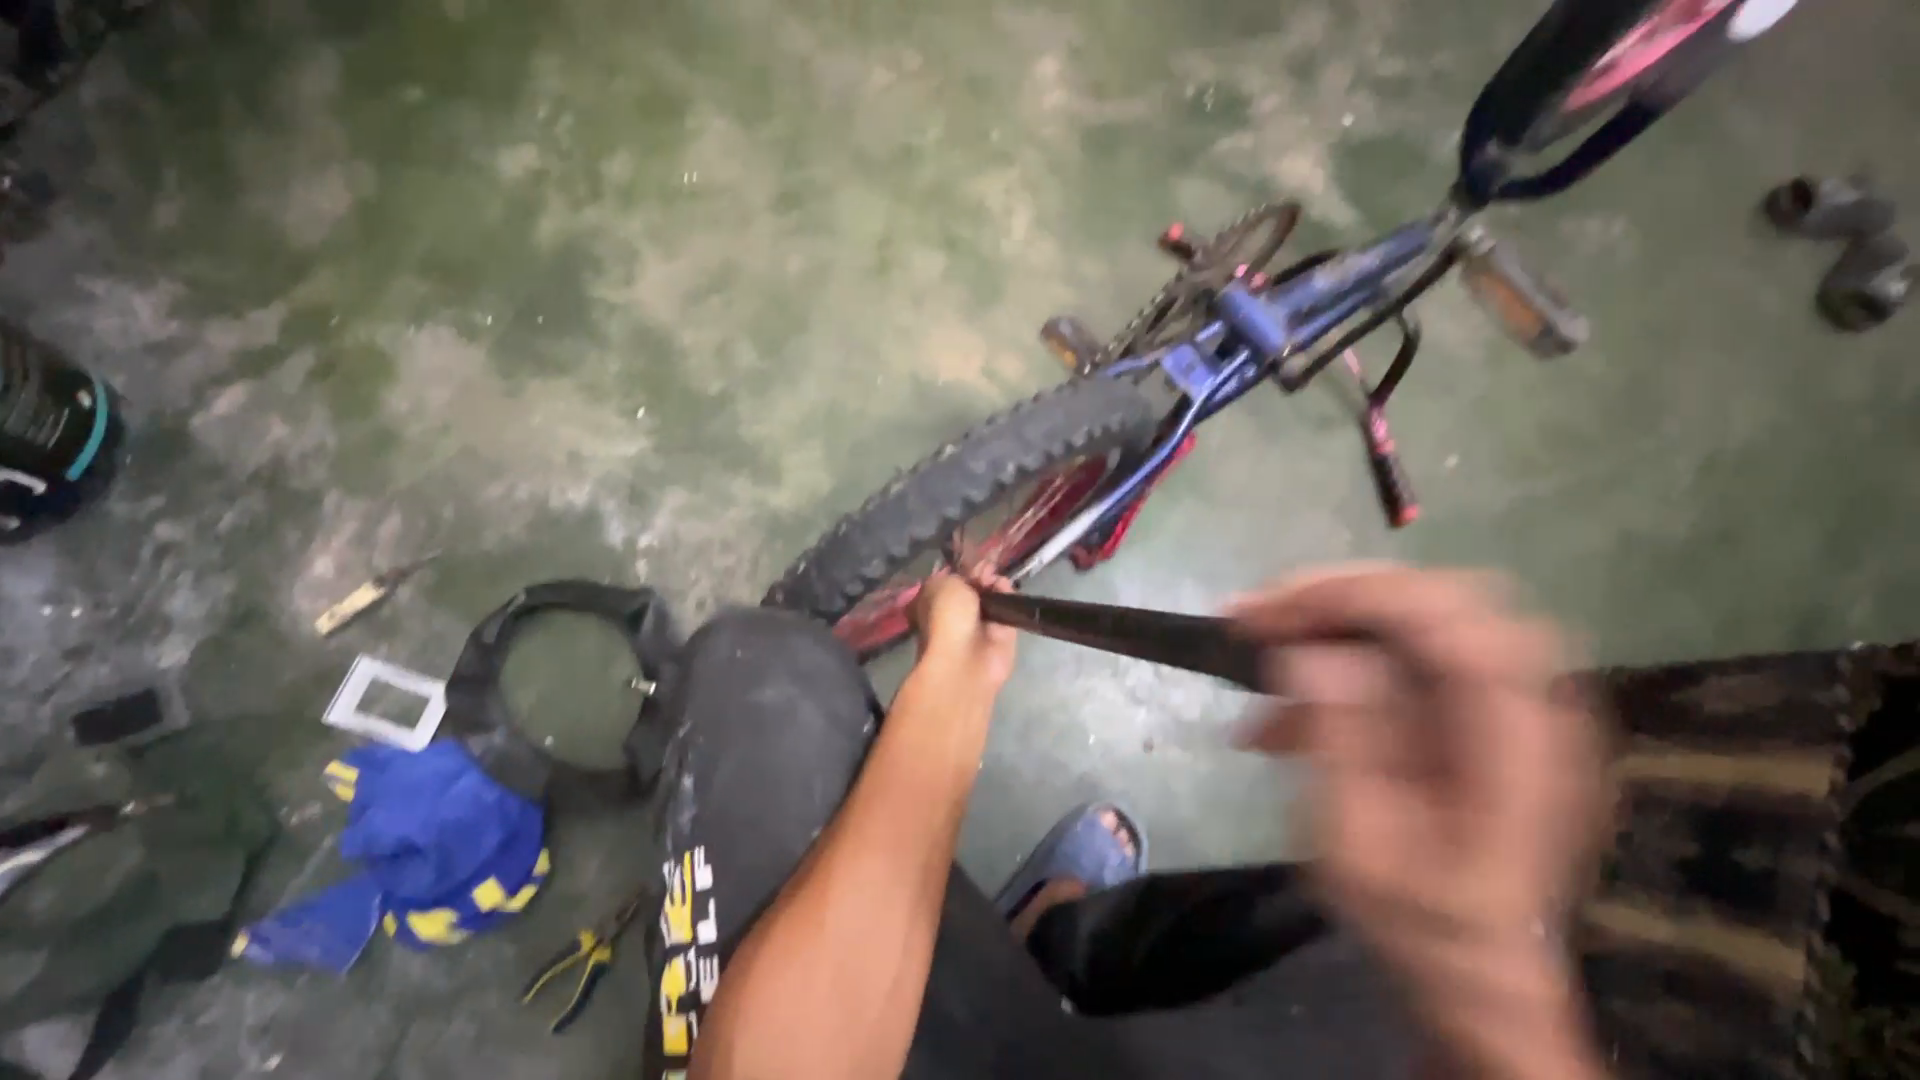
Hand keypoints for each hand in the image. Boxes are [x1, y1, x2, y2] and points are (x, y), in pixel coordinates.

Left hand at [910, 573, 1018, 693]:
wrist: (964, 658)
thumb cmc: (945, 617)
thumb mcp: (943, 584)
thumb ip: (958, 575)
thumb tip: (973, 578)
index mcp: (934, 604)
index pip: (951, 582)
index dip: (963, 570)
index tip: (973, 562)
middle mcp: (956, 615)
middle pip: (975, 588)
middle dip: (982, 576)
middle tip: (987, 570)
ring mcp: (981, 626)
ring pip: (993, 597)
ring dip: (996, 584)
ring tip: (995, 580)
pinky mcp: (1004, 635)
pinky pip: (1008, 608)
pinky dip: (1008, 596)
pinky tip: (1005, 589)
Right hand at [1231, 566, 1609, 1075]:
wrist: (1472, 974)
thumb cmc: (1414, 923)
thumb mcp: (1357, 844)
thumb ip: (1340, 741)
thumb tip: (1308, 651)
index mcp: (1510, 738)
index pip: (1444, 620)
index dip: (1350, 596)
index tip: (1265, 612)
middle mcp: (1525, 706)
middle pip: (1435, 604)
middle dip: (1335, 598)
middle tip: (1256, 616)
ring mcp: (1501, 709)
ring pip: (1414, 625)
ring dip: (1327, 632)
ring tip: (1251, 666)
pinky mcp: (1470, 718)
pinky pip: (1402, 665)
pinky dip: (1336, 675)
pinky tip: (1277, 723)